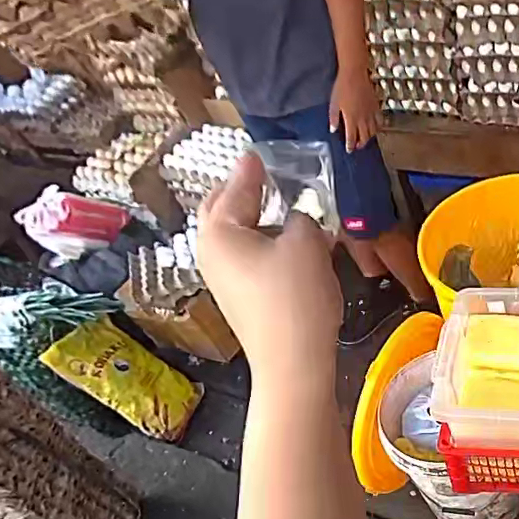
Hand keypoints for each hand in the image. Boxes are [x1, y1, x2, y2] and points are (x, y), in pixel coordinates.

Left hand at [196, 152, 340, 383]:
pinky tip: (294, 255)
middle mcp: (211, 253)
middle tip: (268, 182)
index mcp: (218, 230)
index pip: (236, 189)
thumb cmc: (295, 299)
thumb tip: (301, 220)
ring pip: (243, 240)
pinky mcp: (243, 303)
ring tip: (291, 218)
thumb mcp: (306, 245)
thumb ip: (303, 220)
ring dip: (265, 226)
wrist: (293, 364)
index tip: (258, 154)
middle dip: (248, 197)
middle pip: (228, 213)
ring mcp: (224, 281)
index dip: (253, 170)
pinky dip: (271, 251)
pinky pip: (253, 264)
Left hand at [330, 66, 381, 152]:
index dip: (350, 146)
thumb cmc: (342, 87)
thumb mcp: (334, 102)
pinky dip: (378, 128)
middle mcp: (363, 121)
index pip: (351, 138)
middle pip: (364, 138)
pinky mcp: (376, 109)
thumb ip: (333, 117)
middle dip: (360, 144)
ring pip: (372, 133)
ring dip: (368, 138)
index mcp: (351, 120)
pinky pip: (380, 123)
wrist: (354, 74)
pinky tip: (375, 129)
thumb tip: (333, 130)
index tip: (349, 150)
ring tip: (364, 138)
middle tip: (357, 146)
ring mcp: (371, 115)